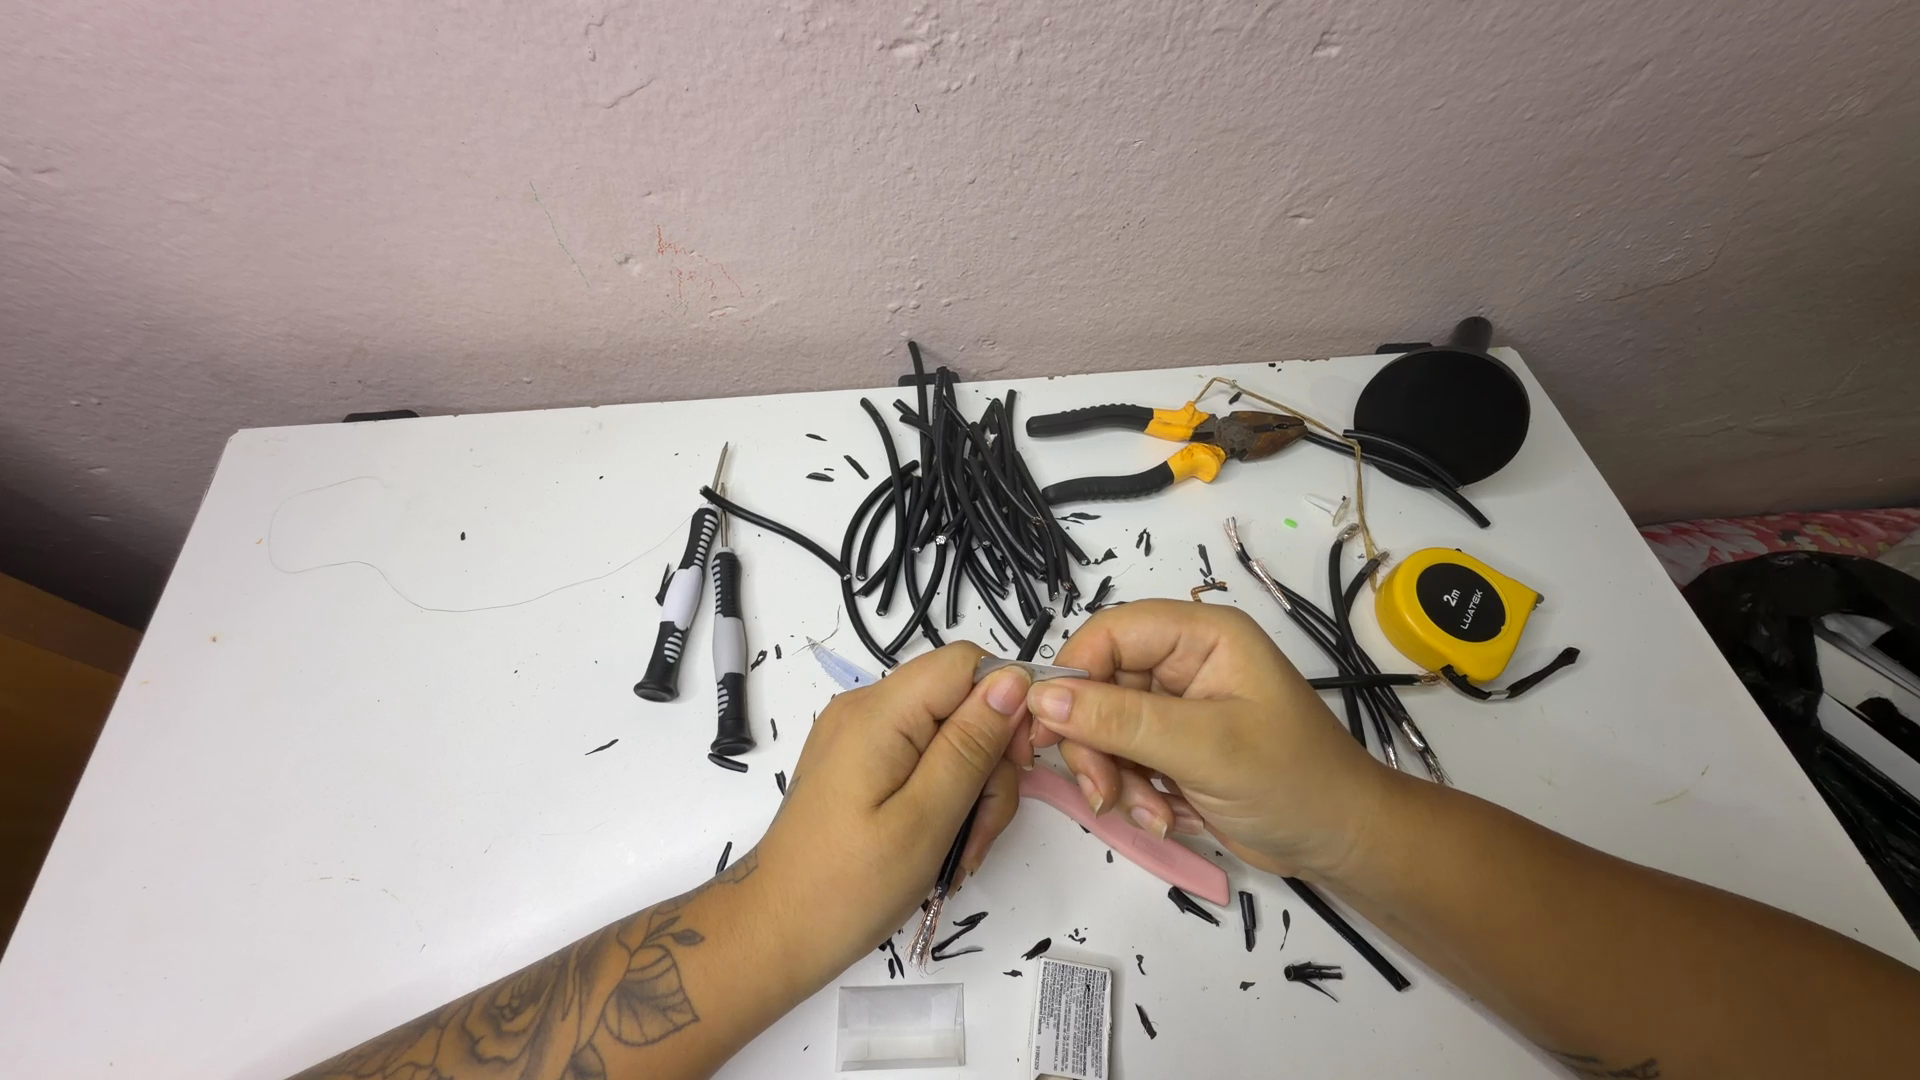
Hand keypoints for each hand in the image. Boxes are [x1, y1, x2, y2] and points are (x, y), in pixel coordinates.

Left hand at [749, 642, 1030, 988]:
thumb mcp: (924, 819)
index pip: (965, 662)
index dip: (1005, 701)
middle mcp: (868, 707)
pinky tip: (941, 843)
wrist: (774, 933)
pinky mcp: (862, 760)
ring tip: (959, 851)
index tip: (1017, 763)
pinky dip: (944, 795)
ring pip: (949, 734)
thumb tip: (1012, 679)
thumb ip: (970, 744)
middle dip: (988, 763)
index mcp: (879, 711)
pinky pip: (923, 757)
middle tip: (980, 831)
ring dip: (970, 791)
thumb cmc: (848, 887)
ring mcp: (862, 735)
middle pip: (961, 703)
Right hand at [1026, 599, 1391, 880]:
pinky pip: (1121, 753)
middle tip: (1102, 792)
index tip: (1047, 728)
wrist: (1343, 844)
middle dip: (1095, 741)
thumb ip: (1120, 721)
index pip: (1110, 633)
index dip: (1074, 674)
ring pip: (1103, 723)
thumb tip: (1041, 698)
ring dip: (1112, 773)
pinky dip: (1129, 787)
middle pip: (1099, 683)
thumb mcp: (1204, 748)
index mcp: (1200, 634)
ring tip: (1145, 811)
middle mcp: (1182, 659)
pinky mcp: (1171, 741)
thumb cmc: (1291, 782)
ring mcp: (1175, 702)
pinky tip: (1162, 813)